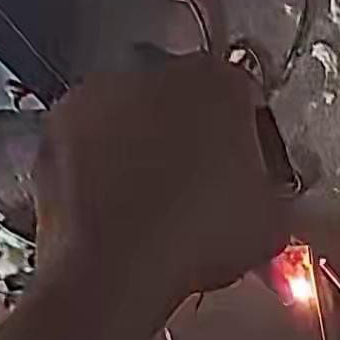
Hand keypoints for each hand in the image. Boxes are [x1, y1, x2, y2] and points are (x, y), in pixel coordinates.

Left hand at [33, 55, 290, 299]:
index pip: (248, 99)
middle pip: (190, 104)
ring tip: (170, 210)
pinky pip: (100, 144)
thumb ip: (278, 197)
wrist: (120, 264)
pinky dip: (113, 170)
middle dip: (202, 143)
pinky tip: (132, 211)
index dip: (257, 141)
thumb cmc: (198, 236)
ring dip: (156, 153)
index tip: (257, 171)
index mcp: (219, 87)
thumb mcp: (272, 226)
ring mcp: (102, 95)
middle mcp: (157, 74)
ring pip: (141, 120)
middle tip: (214, 195)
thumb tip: (273, 200)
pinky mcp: (62, 126)